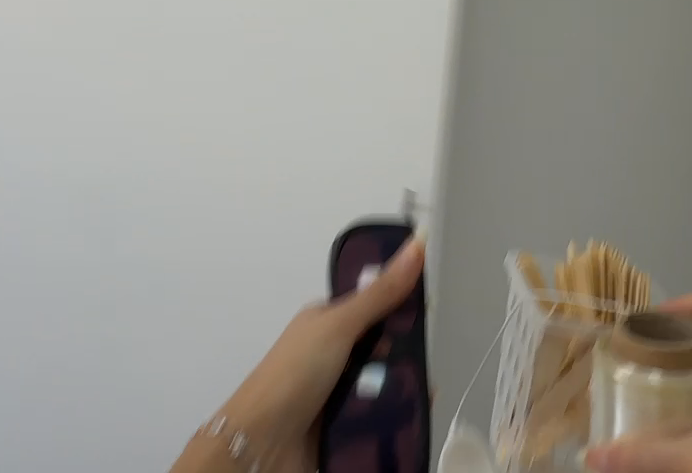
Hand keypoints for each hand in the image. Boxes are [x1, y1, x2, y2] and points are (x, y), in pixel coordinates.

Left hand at [172, 234, 424, 472]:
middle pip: (384, 347)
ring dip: (404, 385)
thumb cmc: (294, 374)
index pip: (375, 307)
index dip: (402, 307)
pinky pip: (382, 415)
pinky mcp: (346, 426)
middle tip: (428, 356)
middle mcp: (334, 354)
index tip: (432, 311)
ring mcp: (340, 392)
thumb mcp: (340, 325)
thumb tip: (417, 243)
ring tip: (426, 389)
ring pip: (386, 382)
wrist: (259, 449)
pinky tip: (418, 410)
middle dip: (407, 352)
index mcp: (328, 322)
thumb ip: (381, 292)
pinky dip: (399, 413)